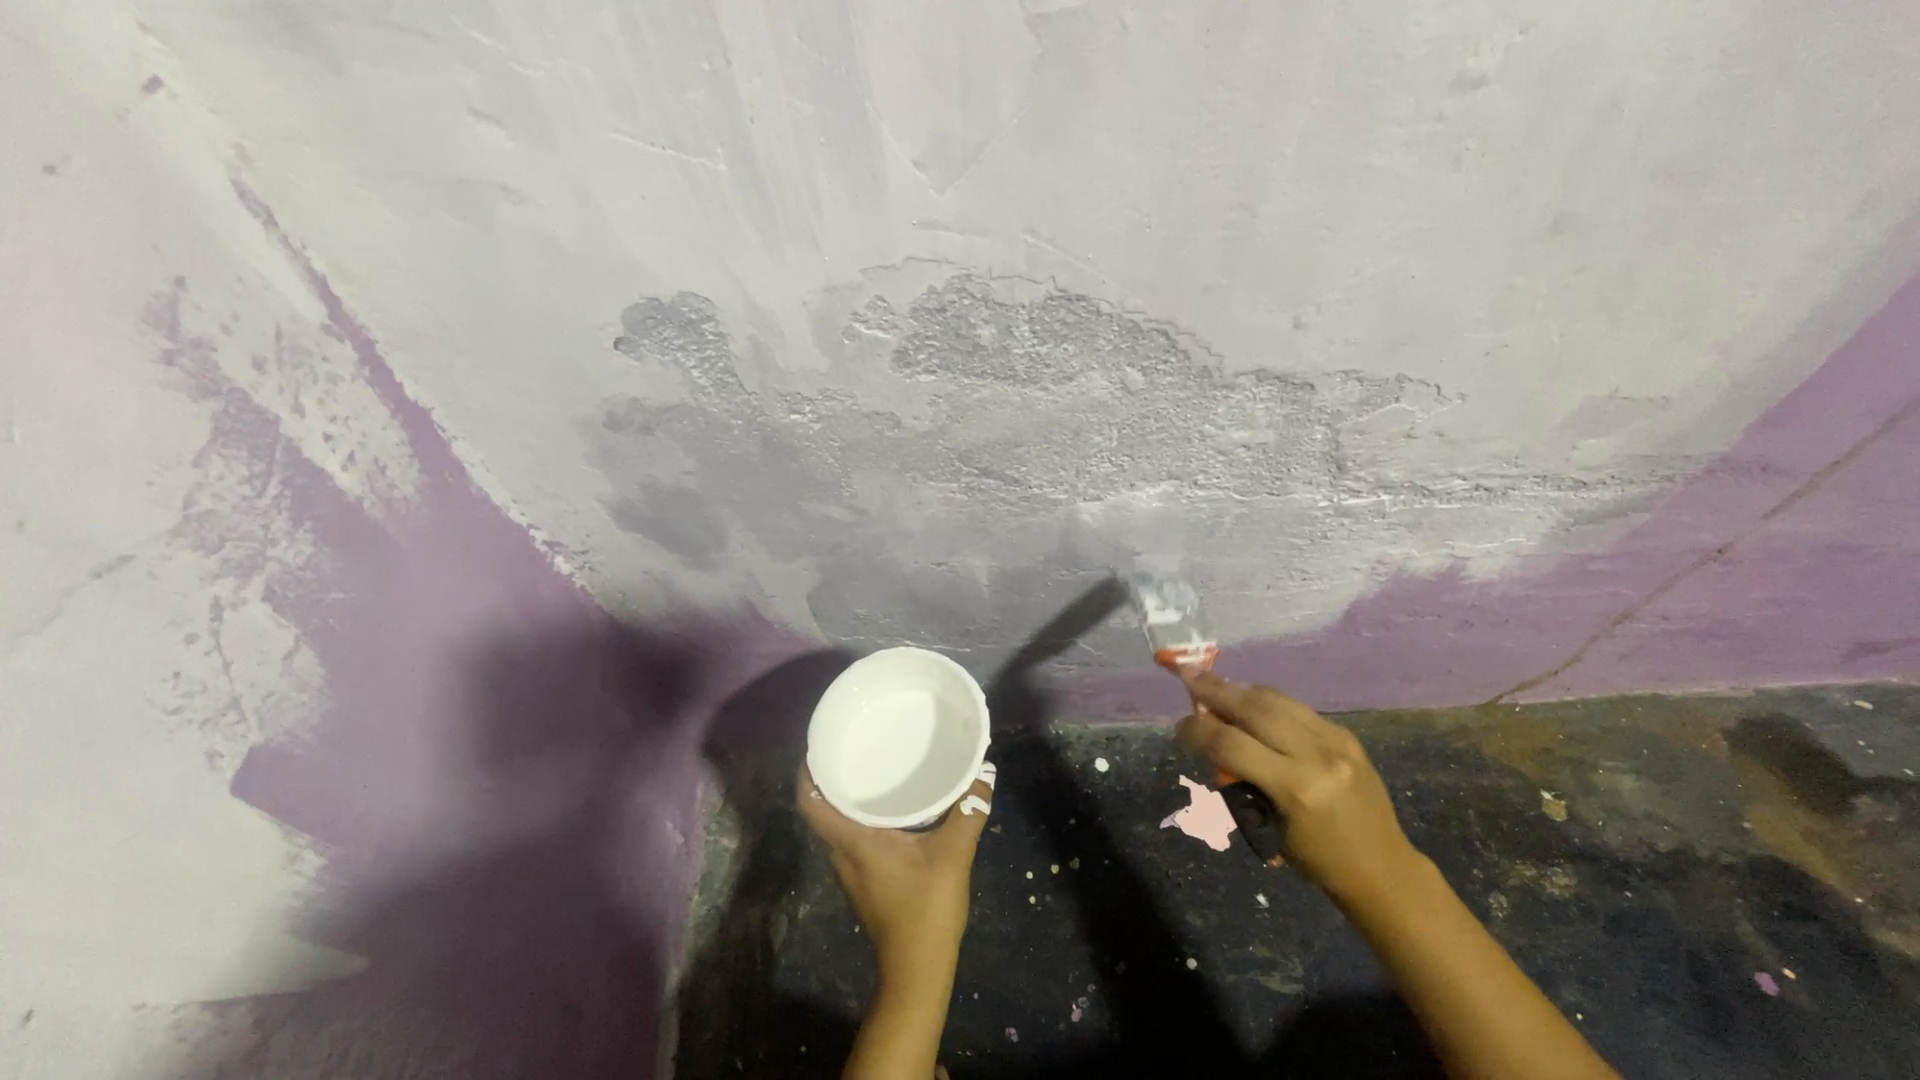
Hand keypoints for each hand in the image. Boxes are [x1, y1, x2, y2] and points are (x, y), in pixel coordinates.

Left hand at [797, 764, 995, 981]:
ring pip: (838, 826)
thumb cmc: (926, 909)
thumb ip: (968, 811)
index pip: (809, 803)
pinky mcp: (865, 882)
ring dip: (848, 799)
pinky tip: (891, 809)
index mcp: (852, 841)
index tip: (820, 746)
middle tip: (853, 747)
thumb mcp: (952, 855)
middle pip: (822, 810)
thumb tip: (984, 773)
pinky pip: (853, 838)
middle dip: (831, 778)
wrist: (917, 969)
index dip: (807, 773)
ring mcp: (851, 871)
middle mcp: (843, 854)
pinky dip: (863, 818)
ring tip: (872, 769)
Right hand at [1176, 672, 1419, 905]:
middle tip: (1186, 673)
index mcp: (1296, 788)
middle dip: (1215, 690)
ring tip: (1212, 681)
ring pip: (1276, 700)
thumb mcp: (1268, 827)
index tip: (1179, 727)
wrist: (1383, 867)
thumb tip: (1214, 739)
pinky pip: (1296, 707)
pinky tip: (1248, 700)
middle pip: (1254, 709)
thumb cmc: (1317, 860)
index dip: (1198, 730)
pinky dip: (1266, 701)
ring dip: (1239, 689)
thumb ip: (1243, 780)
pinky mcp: (1345, 734)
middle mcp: (1317, 755)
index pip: (1231, 744)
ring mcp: (1335, 740)